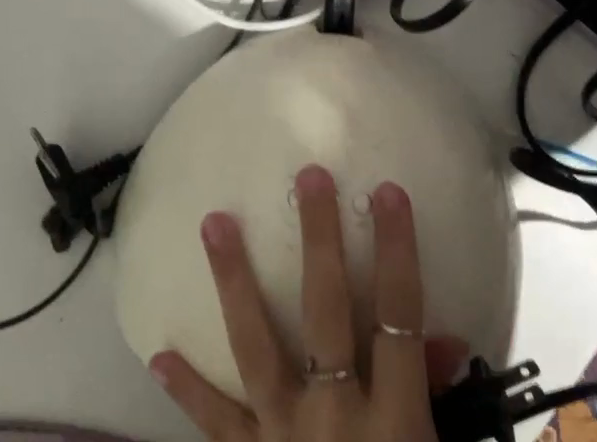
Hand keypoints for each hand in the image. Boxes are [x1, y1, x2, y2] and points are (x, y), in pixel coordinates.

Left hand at [148, 166, 465, 441]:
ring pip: (256, 345)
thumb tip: (435, 336)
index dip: (396, 249)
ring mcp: (283, 435)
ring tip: (216, 224)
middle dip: (319, 240)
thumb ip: (437, 398)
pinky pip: (214, 424)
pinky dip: (188, 390)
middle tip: (306, 180)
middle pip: (327, 310)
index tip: (387, 192)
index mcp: (395, 416)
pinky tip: (160, 354)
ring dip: (235, 281)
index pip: (400, 313)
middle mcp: (336, 413)